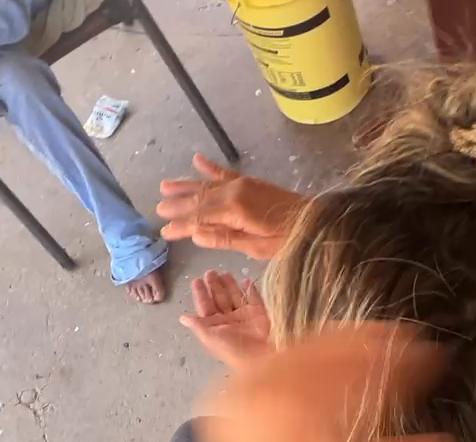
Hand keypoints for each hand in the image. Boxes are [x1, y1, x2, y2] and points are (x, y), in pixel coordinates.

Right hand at [157, 154, 307, 259]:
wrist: (317, 222)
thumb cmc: (290, 241)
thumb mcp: (258, 248)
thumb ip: (226, 239)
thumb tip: (196, 235)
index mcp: (235, 211)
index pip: (200, 218)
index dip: (181, 225)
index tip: (165, 231)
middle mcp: (235, 193)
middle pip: (200, 200)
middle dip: (179, 205)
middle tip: (158, 208)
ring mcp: (244, 185)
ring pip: (208, 185)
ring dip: (186, 186)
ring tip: (165, 186)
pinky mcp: (252, 183)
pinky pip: (226, 174)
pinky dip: (211, 167)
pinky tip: (197, 159)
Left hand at [180, 270, 270, 366]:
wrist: (260, 357)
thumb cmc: (232, 348)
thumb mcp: (210, 337)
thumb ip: (197, 325)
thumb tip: (182, 318)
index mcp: (216, 325)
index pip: (206, 306)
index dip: (201, 294)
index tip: (196, 280)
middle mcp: (230, 320)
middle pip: (220, 299)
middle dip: (214, 286)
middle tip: (210, 272)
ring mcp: (245, 316)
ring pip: (235, 297)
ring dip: (230, 285)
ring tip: (225, 273)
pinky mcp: (260, 314)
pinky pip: (254, 299)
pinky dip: (250, 290)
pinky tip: (246, 280)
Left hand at [199, 325, 452, 441]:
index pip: (323, 416)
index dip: (367, 375)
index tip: (417, 361)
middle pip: (277, 389)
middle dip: (336, 349)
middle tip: (392, 339)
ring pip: (251, 388)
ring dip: (304, 353)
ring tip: (356, 342)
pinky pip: (238, 402)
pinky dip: (272, 369)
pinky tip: (306, 363)